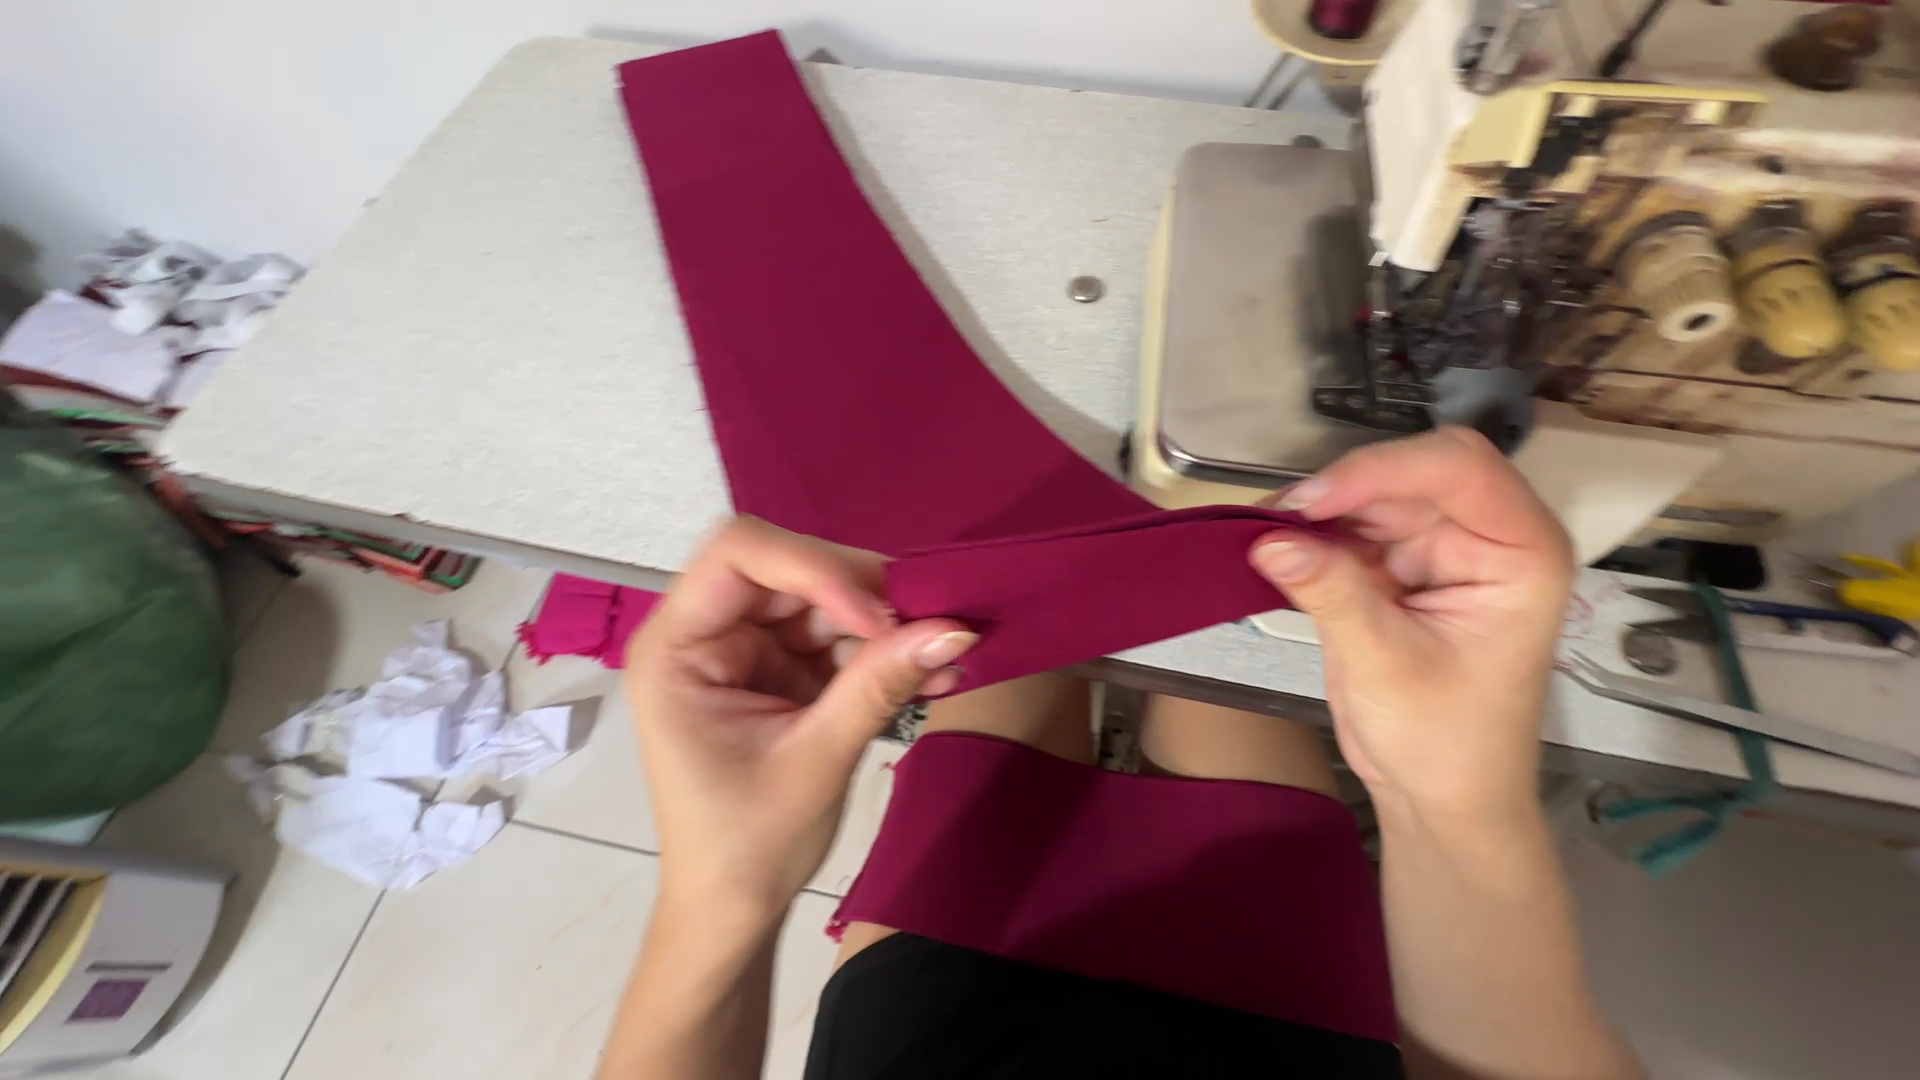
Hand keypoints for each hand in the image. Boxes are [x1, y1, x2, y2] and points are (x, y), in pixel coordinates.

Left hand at [623, 517, 976, 921]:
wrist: (735, 907)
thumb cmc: (748, 844)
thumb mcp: (817, 760)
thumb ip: (880, 685)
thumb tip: (957, 627)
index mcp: (677, 647)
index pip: (739, 555)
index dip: (813, 568)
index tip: (877, 620)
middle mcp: (708, 632)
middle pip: (792, 571)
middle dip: (864, 597)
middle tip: (932, 628)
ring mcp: (749, 648)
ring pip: (827, 601)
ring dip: (888, 627)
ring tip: (945, 658)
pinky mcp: (784, 668)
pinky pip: (841, 638)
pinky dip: (887, 654)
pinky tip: (932, 676)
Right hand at [1247, 427, 1573, 822]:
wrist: (1436, 793)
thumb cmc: (1443, 740)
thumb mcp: (1387, 668)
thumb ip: (1333, 596)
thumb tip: (1268, 542)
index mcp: (1519, 552)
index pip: (1460, 470)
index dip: (1382, 470)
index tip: (1310, 503)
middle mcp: (1480, 537)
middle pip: (1408, 473)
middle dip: (1341, 489)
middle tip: (1275, 517)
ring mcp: (1433, 550)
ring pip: (1367, 496)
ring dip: (1314, 511)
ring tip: (1264, 533)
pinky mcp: (1390, 568)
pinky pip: (1343, 530)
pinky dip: (1306, 536)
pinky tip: (1274, 548)